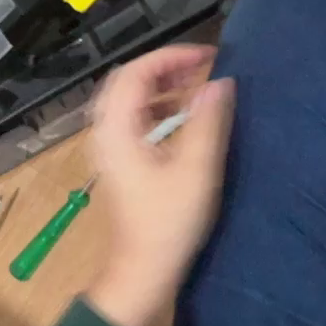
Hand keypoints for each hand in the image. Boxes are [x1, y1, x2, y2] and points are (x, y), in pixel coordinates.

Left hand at [84, 45, 235, 325]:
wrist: (142, 269)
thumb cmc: (168, 223)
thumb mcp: (195, 169)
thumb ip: (207, 121)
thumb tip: (221, 82)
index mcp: (116, 129)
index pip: (135, 72)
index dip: (170, 56)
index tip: (207, 55)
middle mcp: (105, 132)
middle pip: (128, 81)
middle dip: (165, 67)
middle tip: (203, 66)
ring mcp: (109, 146)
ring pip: (129, 99)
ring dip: (162, 87)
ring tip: (199, 86)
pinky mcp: (119, 160)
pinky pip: (132, 119)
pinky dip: (157, 107)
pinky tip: (184, 116)